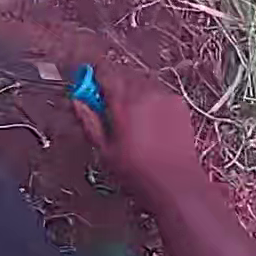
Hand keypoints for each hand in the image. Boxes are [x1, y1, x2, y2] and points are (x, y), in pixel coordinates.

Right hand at [72, 62, 204, 196]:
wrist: (176, 182)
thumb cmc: (138, 172)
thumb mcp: (105, 150)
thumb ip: (90, 121)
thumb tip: (77, 102)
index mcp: (124, 101)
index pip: (104, 72)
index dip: (94, 76)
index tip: (89, 87)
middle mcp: (145, 92)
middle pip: (123, 74)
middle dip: (113, 85)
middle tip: (108, 106)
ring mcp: (164, 95)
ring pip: (141, 81)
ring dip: (132, 90)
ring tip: (130, 116)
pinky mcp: (178, 102)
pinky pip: (158, 91)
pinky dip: (150, 98)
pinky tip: (149, 119)